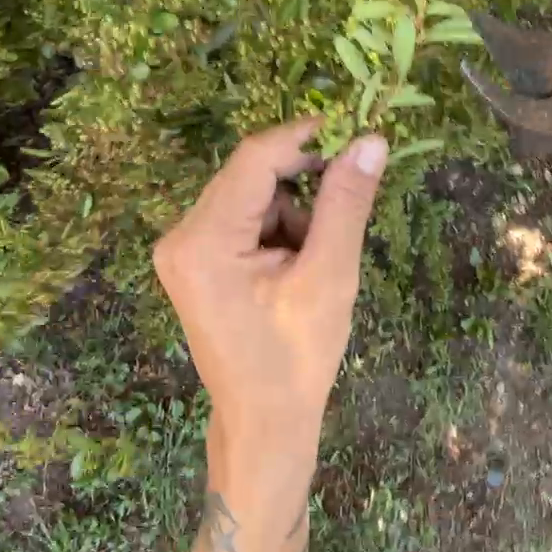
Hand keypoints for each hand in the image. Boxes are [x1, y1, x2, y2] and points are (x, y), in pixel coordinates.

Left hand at [154, 120, 388, 437]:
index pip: (255, 159)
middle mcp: (181, 235)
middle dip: (303, 184)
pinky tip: (294, 268)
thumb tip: (371, 140)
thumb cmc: (297, 359)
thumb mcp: (328, 277)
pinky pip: (243, 219)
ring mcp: (182, 249)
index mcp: (203, 241)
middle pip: (251, 176)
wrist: (263, 424)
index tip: (354, 127)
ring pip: (252, 196)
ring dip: (292, 213)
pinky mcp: (194, 260)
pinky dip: (277, 229)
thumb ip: (345, 204)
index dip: (306, 137)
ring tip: (312, 263)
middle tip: (348, 196)